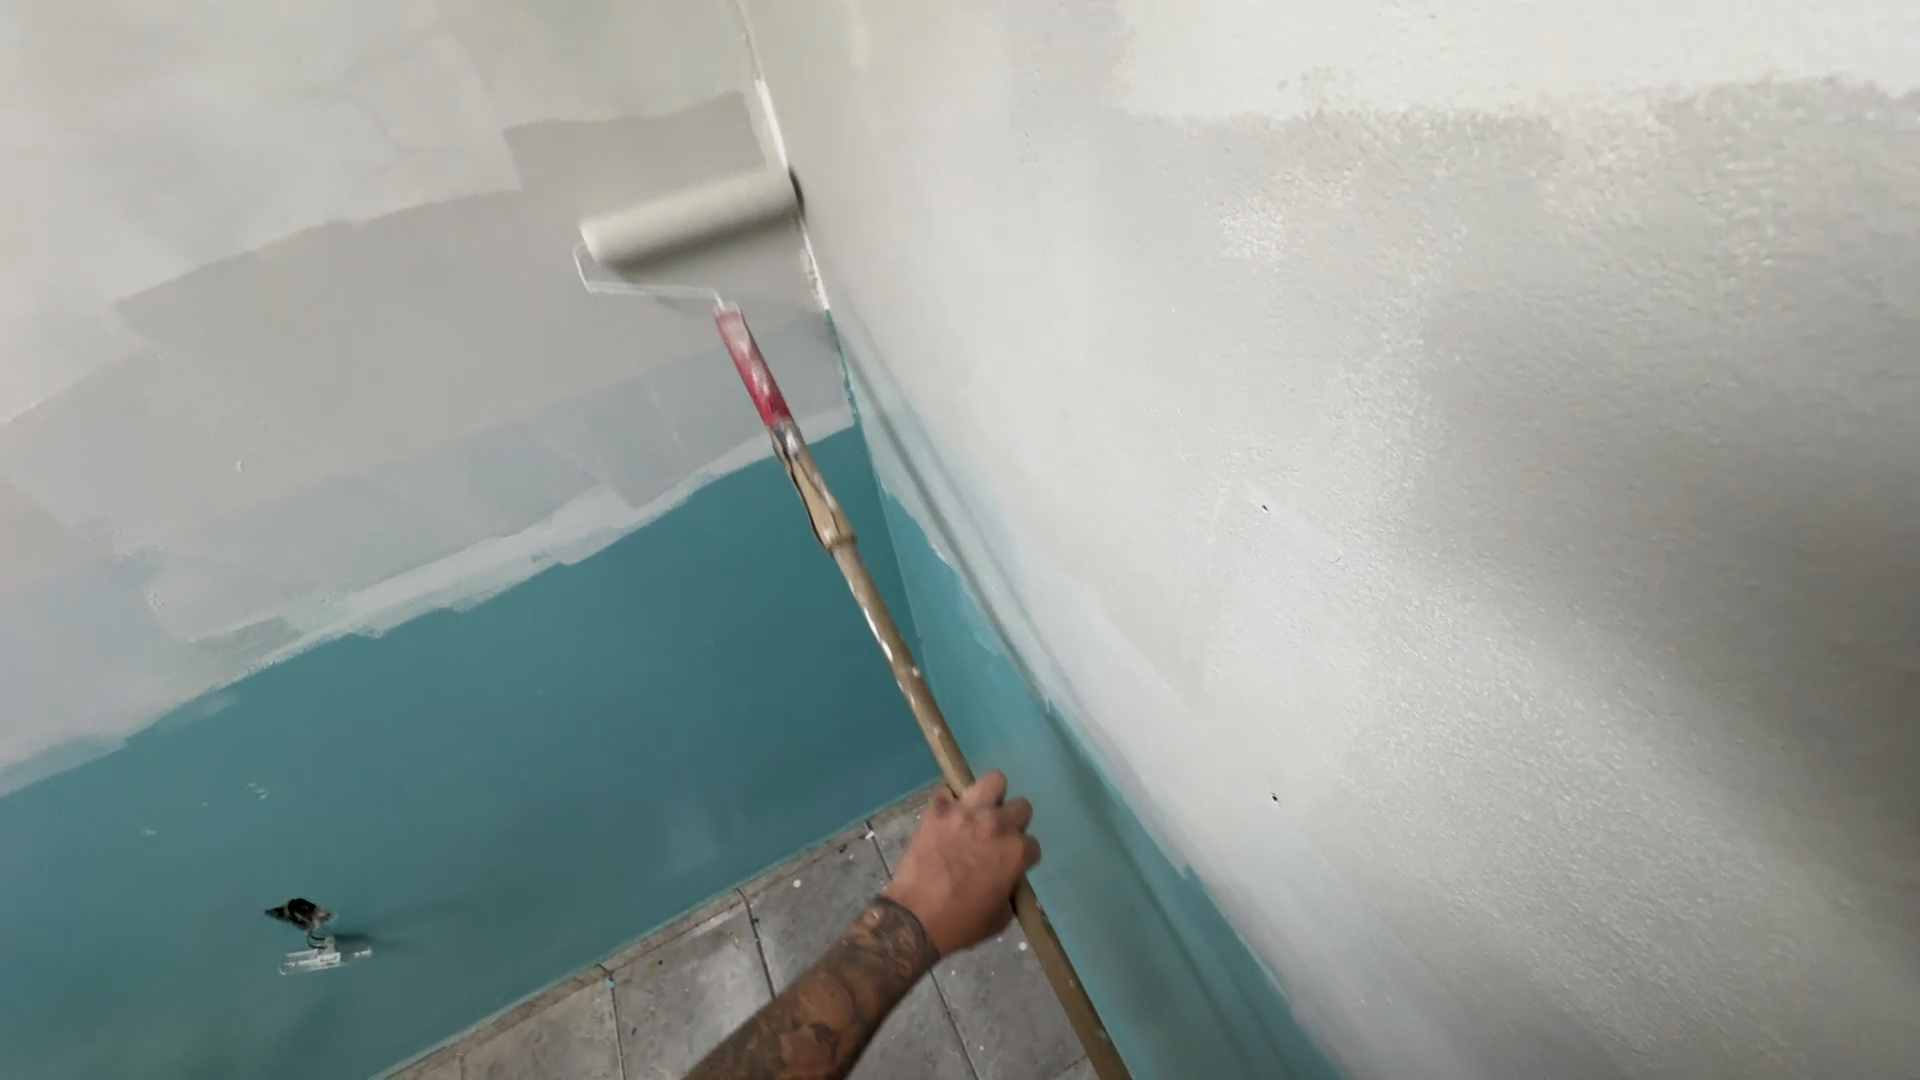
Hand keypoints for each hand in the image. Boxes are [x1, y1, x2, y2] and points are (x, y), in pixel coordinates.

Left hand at [882, 770, 1040, 956]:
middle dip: (1013, 821)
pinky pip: (948, 791)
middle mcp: (997, 824)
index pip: (1032, 843)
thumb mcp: (1001, 917)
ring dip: (990, 796)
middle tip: (996, 836)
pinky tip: (945, 817)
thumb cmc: (961, 923)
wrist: (916, 917)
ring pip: (994, 780)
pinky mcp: (939, 808)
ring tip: (978, 811)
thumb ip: (1011, 890)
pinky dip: (948, 802)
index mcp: (1016, 851)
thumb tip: (1008, 878)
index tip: (1010, 863)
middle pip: (1021, 807)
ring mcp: (967, 811)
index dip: (1021, 856)